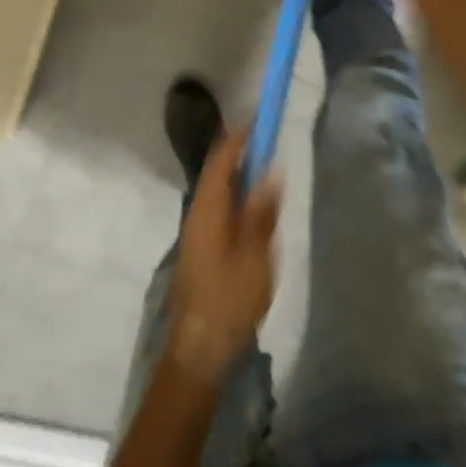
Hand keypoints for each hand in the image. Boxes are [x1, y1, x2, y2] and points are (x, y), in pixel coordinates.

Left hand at [170, 131, 280, 381]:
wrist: (200, 347)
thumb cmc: (230, 300)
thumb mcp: (255, 256)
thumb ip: (261, 212)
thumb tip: (269, 170)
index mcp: (207, 211)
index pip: (221, 162)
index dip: (238, 138)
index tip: (258, 119)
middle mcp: (196, 215)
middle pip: (216, 174)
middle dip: (239, 154)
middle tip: (267, 140)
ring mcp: (196, 234)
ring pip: (217, 193)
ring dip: (238, 177)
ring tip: (265, 168)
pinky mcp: (201, 250)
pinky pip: (218, 211)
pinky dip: (235, 199)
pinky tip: (253, 208)